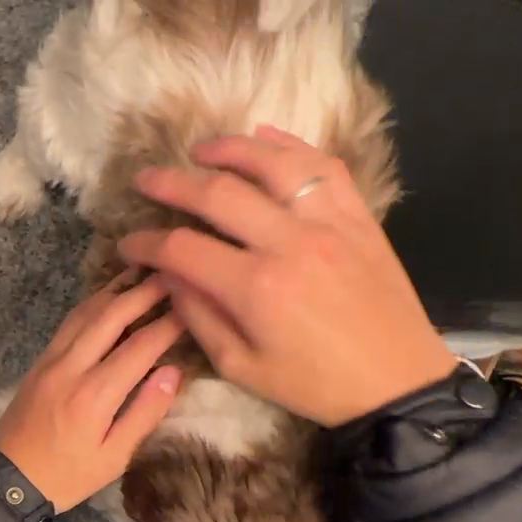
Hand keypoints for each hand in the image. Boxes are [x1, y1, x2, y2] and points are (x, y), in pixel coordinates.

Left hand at [0, 278, 184, 511]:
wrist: (7, 481)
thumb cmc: (66, 477)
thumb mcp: (113, 459)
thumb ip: (144, 414)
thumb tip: (173, 372)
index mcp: (94, 394)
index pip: (141, 345)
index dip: (171, 323)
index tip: (195, 306)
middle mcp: (71, 368)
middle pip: (112, 315)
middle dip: (145, 292)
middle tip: (175, 274)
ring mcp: (50, 361)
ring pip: (86, 312)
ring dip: (117, 290)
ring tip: (145, 274)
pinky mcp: (39, 362)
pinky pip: (69, 324)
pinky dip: (92, 305)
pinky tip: (109, 298)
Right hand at [118, 126, 455, 426]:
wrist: (394, 380)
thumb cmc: (311, 384)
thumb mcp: (240, 366)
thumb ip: (200, 317)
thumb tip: (170, 278)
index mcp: (255, 288)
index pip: (183, 250)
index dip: (147, 243)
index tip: (128, 244)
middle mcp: (289, 242)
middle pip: (219, 194)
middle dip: (173, 183)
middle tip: (146, 178)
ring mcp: (328, 222)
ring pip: (273, 164)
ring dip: (230, 149)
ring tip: (200, 150)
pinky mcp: (358, 216)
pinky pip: (322, 166)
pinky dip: (290, 145)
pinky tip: (264, 137)